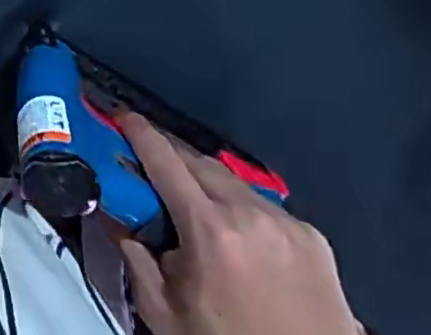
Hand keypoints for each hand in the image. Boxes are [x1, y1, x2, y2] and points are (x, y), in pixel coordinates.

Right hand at [114, 111, 361, 334]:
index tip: (121, 117)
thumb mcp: (164, 314)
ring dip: (206, 182)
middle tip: (149, 165)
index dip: (138, 131)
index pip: (164, 159)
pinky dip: (243, 211)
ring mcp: (286, 222)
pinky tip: (240, 238)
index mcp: (209, 230)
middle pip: (198, 161)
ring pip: (232, 181)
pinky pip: (265, 207)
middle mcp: (249, 213)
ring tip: (193, 203)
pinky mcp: (313, 236)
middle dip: (170, 156)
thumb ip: (135, 257)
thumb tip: (116, 215)